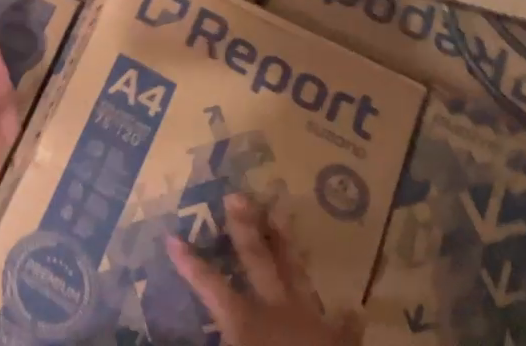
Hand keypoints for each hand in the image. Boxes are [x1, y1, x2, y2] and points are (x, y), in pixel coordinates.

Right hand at [169, 194, 362, 345]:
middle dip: (245, 227)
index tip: (172, 236)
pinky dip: (346, 318)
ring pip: (297, 275)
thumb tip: (175, 334)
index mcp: (245, 320)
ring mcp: (312, 322)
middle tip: (237, 194)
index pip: (209, 284)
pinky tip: (353, 308)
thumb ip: (220, 335)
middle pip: (257, 261)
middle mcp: (277, 310)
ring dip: (289, 244)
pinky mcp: (339, 342)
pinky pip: (344, 328)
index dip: (189, 262)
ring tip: (285, 211)